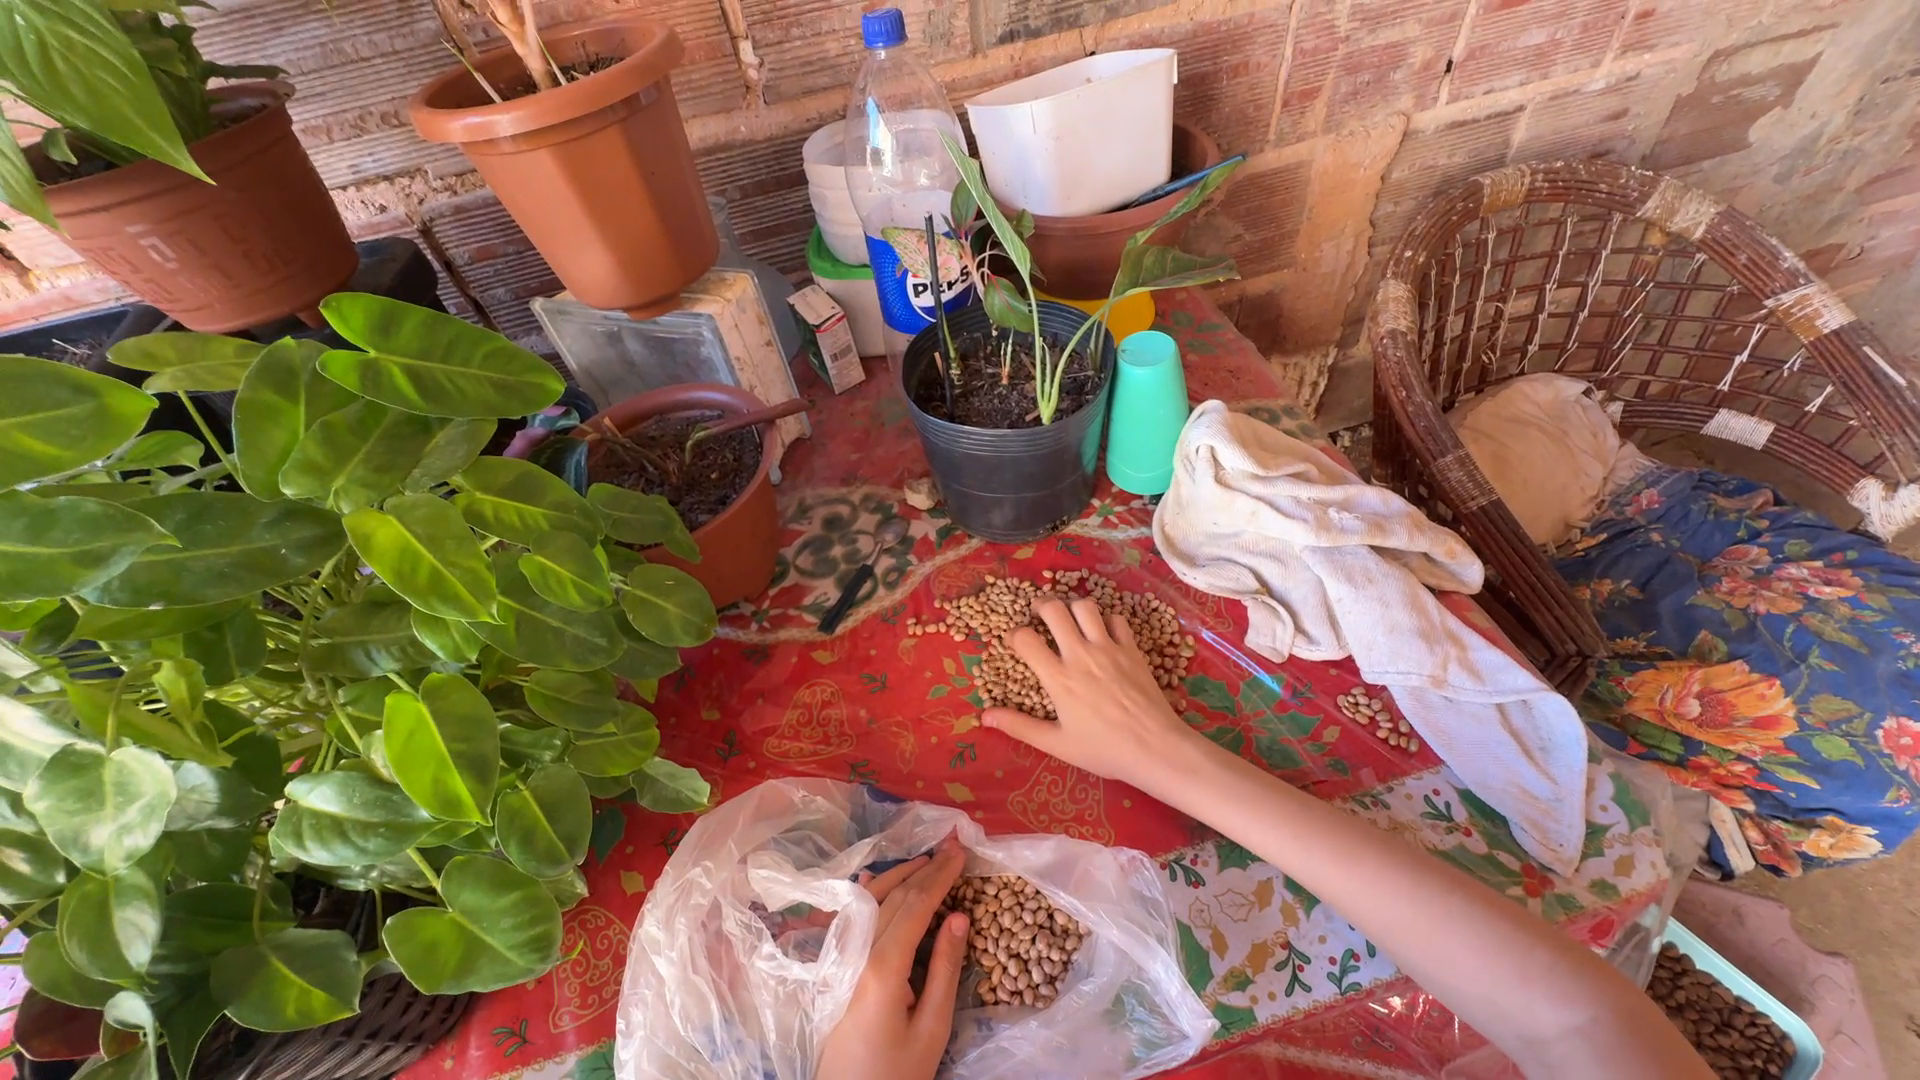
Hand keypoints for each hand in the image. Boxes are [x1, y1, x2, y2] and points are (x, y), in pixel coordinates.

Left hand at [816, 836, 968, 1079]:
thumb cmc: (896, 1073)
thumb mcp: (932, 1029)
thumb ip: (946, 969)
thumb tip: (959, 916)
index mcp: (882, 967)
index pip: (916, 905)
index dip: (940, 876)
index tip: (961, 852)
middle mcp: (857, 952)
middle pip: (894, 897)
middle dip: (925, 868)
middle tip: (951, 847)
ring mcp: (840, 957)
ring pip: (870, 901)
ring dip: (899, 874)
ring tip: (926, 859)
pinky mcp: (833, 967)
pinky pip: (852, 917)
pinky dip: (871, 892)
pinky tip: (879, 880)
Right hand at [982, 597, 1202, 791]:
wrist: (1155, 747)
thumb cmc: (1103, 750)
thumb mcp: (1056, 743)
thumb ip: (1020, 727)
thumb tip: (984, 716)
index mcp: (1058, 678)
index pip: (1025, 639)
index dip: (1014, 634)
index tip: (1016, 641)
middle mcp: (1080, 655)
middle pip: (1054, 609)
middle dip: (1041, 606)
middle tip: (1038, 614)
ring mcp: (1109, 648)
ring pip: (1085, 606)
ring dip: (1073, 607)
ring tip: (1069, 618)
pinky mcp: (1132, 649)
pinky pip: (1117, 619)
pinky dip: (1106, 620)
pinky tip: (1103, 633)